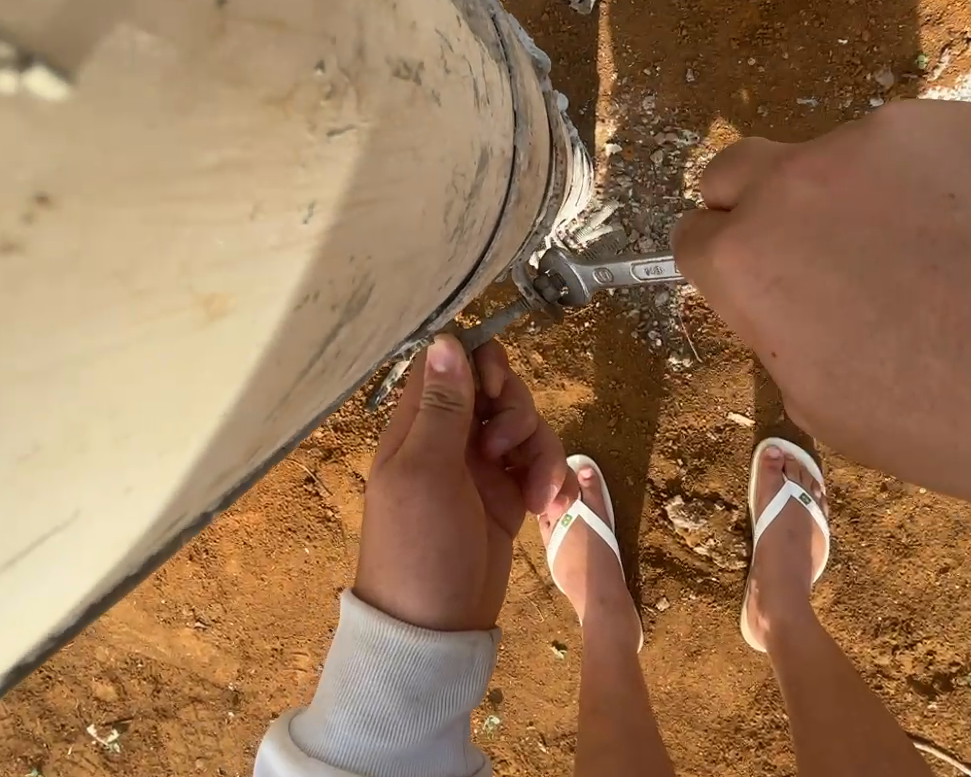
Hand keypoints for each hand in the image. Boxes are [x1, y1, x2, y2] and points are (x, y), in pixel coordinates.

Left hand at [354, 335, 568, 631]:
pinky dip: (551, 478)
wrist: (435, 631)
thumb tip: (445, 339)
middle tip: (506, 449)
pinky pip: (539, 464)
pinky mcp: (509, 494)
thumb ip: (442, 407)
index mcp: (419, 425)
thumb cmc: (418, 546)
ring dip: (540, 452)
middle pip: (496, 390)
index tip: (495, 387)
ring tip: (537, 495)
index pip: (448, 364)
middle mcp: (451, 437)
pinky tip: (552, 506)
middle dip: (515, 412)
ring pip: (524, 426)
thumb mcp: (426, 472)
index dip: (477, 362)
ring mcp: (482, 466)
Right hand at [673, 100, 970, 586]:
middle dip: (753, 210)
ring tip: (936, 257)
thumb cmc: (957, 422)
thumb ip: (775, 325)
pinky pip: (906, 147)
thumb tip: (781, 287)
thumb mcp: (826, 403)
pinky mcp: (951, 115)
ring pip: (828, 160)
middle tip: (817, 257)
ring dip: (848, 197)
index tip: (762, 290)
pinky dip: (922, 180)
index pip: (693, 236)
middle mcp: (793, 182)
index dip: (724, 268)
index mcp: (746, 260)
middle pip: (733, 172)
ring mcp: (874, 137)